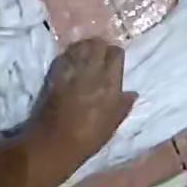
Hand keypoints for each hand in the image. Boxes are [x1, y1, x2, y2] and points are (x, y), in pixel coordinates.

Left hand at [34, 39, 135, 159]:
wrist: (55, 142)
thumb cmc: (89, 137)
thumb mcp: (113, 124)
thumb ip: (123, 105)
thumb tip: (132, 92)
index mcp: (110, 82)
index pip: (116, 53)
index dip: (115, 54)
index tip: (114, 61)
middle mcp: (91, 71)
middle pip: (97, 44)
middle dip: (100, 46)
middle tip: (99, 54)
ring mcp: (71, 71)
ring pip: (80, 46)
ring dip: (84, 47)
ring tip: (85, 54)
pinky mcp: (54, 74)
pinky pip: (64, 56)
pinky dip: (69, 55)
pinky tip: (70, 62)